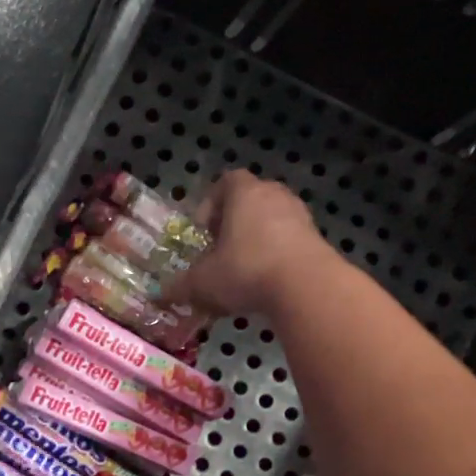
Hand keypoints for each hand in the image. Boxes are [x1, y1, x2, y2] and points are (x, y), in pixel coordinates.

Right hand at [166, 169, 337, 315]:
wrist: (304, 285)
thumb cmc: (244, 270)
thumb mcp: (201, 282)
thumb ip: (180, 286)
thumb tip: (161, 294)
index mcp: (244, 194)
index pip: (226, 181)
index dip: (210, 202)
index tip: (202, 230)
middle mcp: (273, 194)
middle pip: (249, 199)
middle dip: (231, 223)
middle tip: (217, 250)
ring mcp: (299, 214)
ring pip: (269, 219)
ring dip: (253, 239)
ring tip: (239, 269)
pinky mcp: (315, 236)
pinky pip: (286, 238)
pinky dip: (273, 253)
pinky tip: (262, 281)